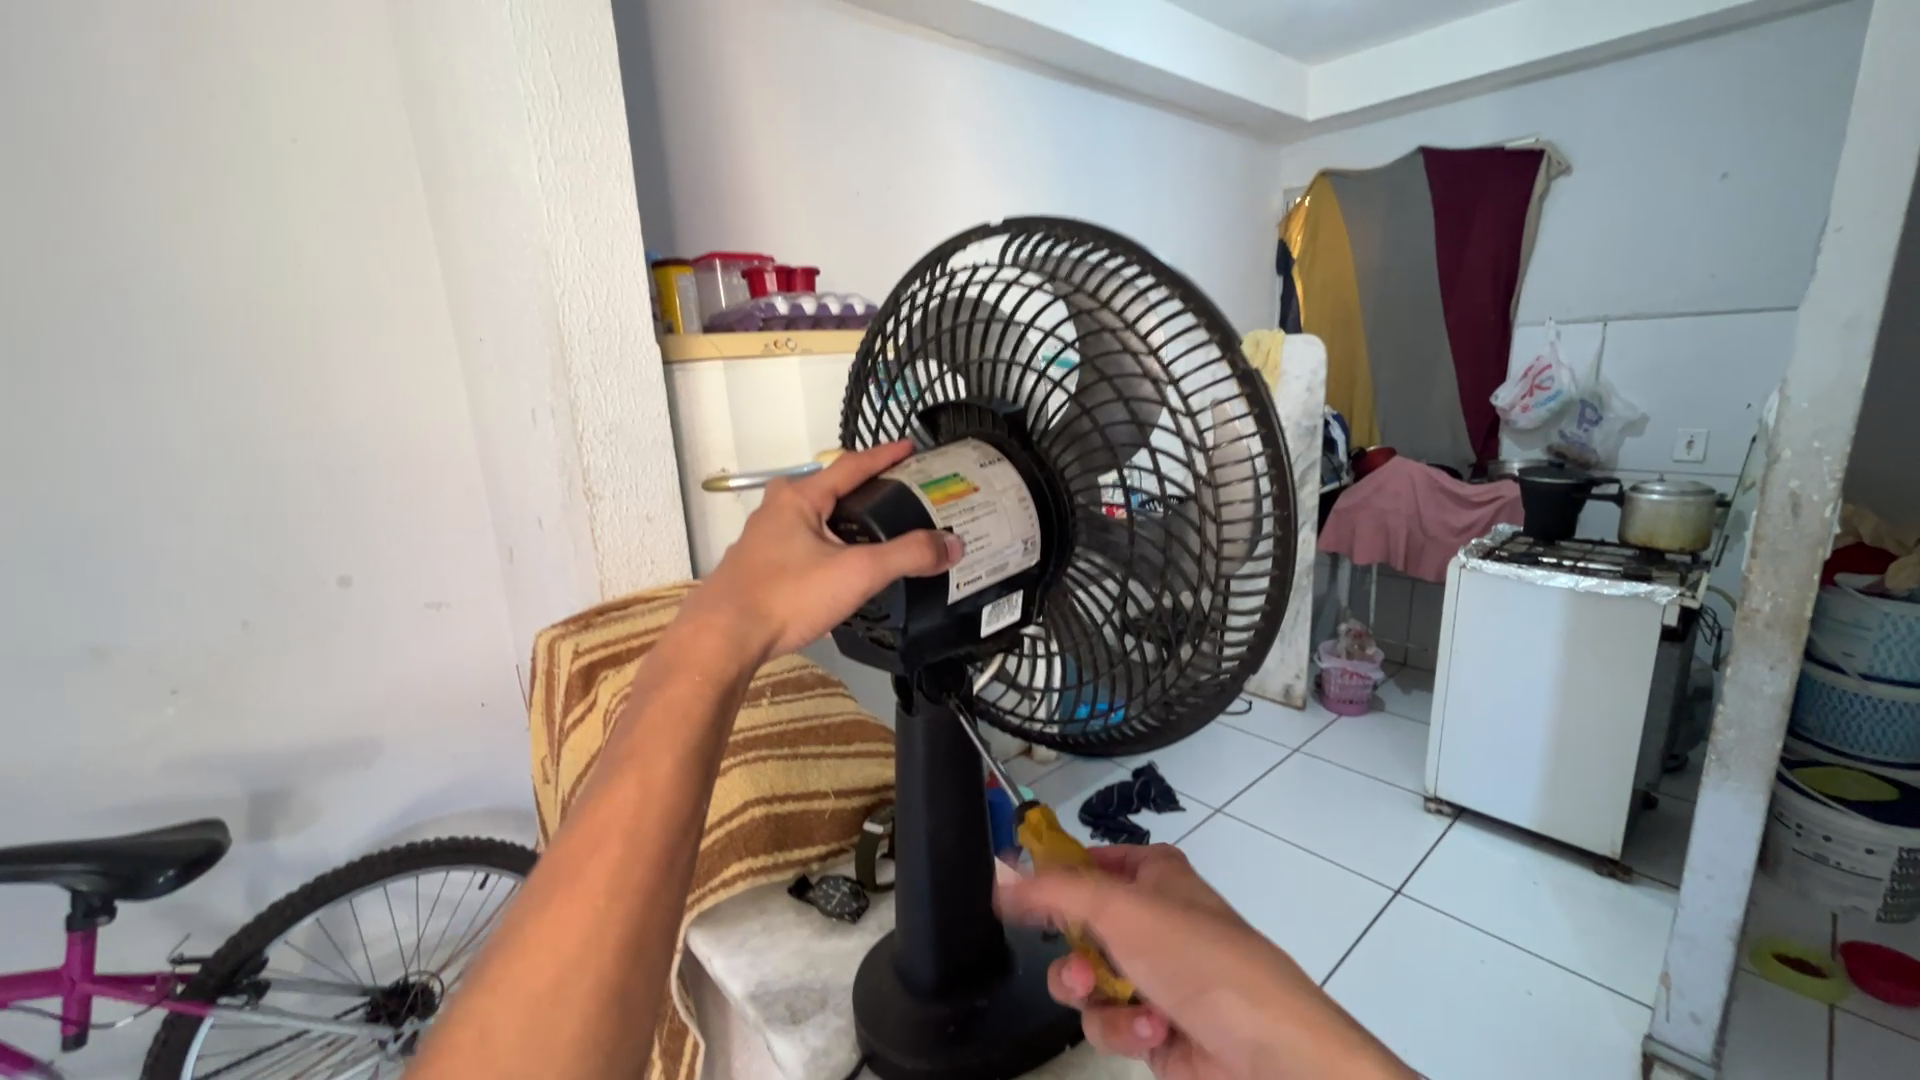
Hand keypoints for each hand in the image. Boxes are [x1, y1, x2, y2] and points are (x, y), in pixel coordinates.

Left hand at [681, 441, 962, 660]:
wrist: (724, 638)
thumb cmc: (788, 595)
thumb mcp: (857, 573)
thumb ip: (908, 556)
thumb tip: (953, 545)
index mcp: (799, 498)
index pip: (851, 466)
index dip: (884, 456)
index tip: (910, 447)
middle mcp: (776, 510)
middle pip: (826, 490)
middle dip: (859, 491)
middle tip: (891, 499)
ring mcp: (761, 540)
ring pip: (810, 520)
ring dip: (840, 522)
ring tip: (871, 538)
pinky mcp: (755, 569)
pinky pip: (799, 546)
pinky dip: (823, 548)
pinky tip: (835, 571)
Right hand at [998, 845, 1414, 1079]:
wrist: (1268, 1051)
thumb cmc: (1197, 957)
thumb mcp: (1120, 907)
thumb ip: (1053, 891)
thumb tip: (999, 876)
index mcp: (1152, 874)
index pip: (1085, 862)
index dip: (1052, 877)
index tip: (1018, 896)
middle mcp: (1150, 920)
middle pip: (1078, 930)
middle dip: (1075, 958)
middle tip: (1083, 972)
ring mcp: (1153, 975)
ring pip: (1086, 982)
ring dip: (1100, 999)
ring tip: (1132, 1009)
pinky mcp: (1154, 1026)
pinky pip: (1111, 1022)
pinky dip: (1127, 1029)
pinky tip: (1158, 1031)